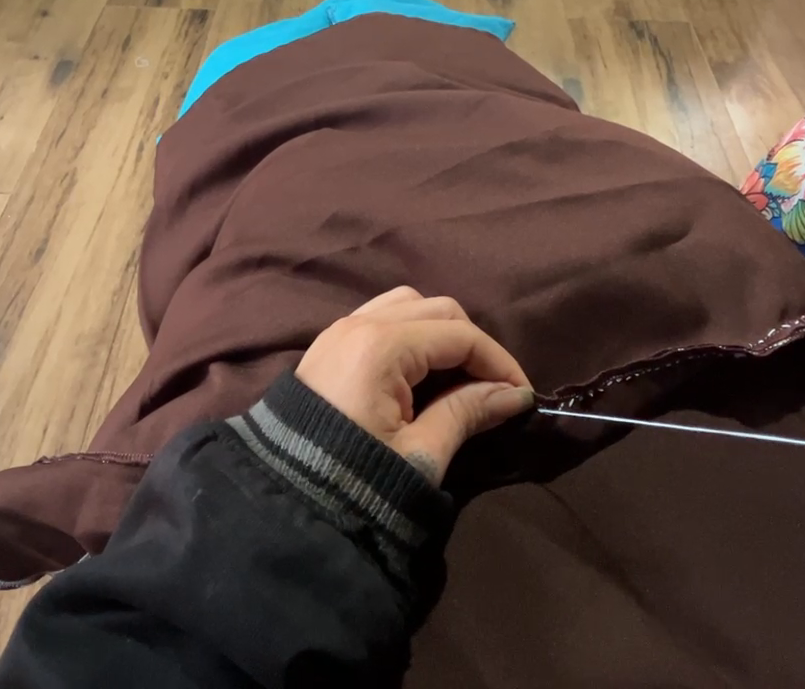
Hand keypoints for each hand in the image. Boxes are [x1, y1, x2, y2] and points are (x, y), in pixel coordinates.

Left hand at [295, 286, 534, 486]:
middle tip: (494, 388)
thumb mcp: (420, 455)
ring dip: (441, 332)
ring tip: (461, 376)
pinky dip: (411, 331)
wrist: (282, 499)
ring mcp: (340, 329)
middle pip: (437, 309)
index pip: (459, 335)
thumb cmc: (354, 479)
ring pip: (408, 304)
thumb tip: (513, 395)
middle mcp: (360, 323)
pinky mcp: (330, 343)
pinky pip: (382, 316)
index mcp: (382, 345)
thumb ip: (467, 413)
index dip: (498, 362)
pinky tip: (422, 369)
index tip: (522, 396)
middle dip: (473, 344)